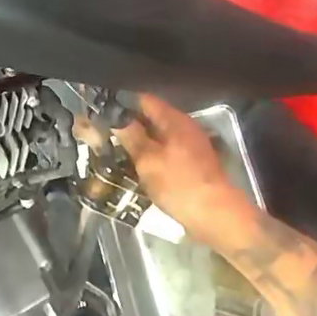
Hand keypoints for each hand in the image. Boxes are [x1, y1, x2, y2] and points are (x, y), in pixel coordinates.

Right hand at [114, 95, 262, 248]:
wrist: (216, 215)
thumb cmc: (179, 184)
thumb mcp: (148, 160)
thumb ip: (131, 136)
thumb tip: (114, 116)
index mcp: (174, 120)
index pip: (144, 99)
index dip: (122, 102)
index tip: (101, 109)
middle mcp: (184, 127)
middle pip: (151, 117)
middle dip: (128, 123)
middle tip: (102, 131)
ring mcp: (189, 146)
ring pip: (157, 136)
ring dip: (138, 140)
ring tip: (112, 147)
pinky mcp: (191, 164)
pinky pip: (165, 151)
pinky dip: (149, 154)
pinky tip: (134, 165)